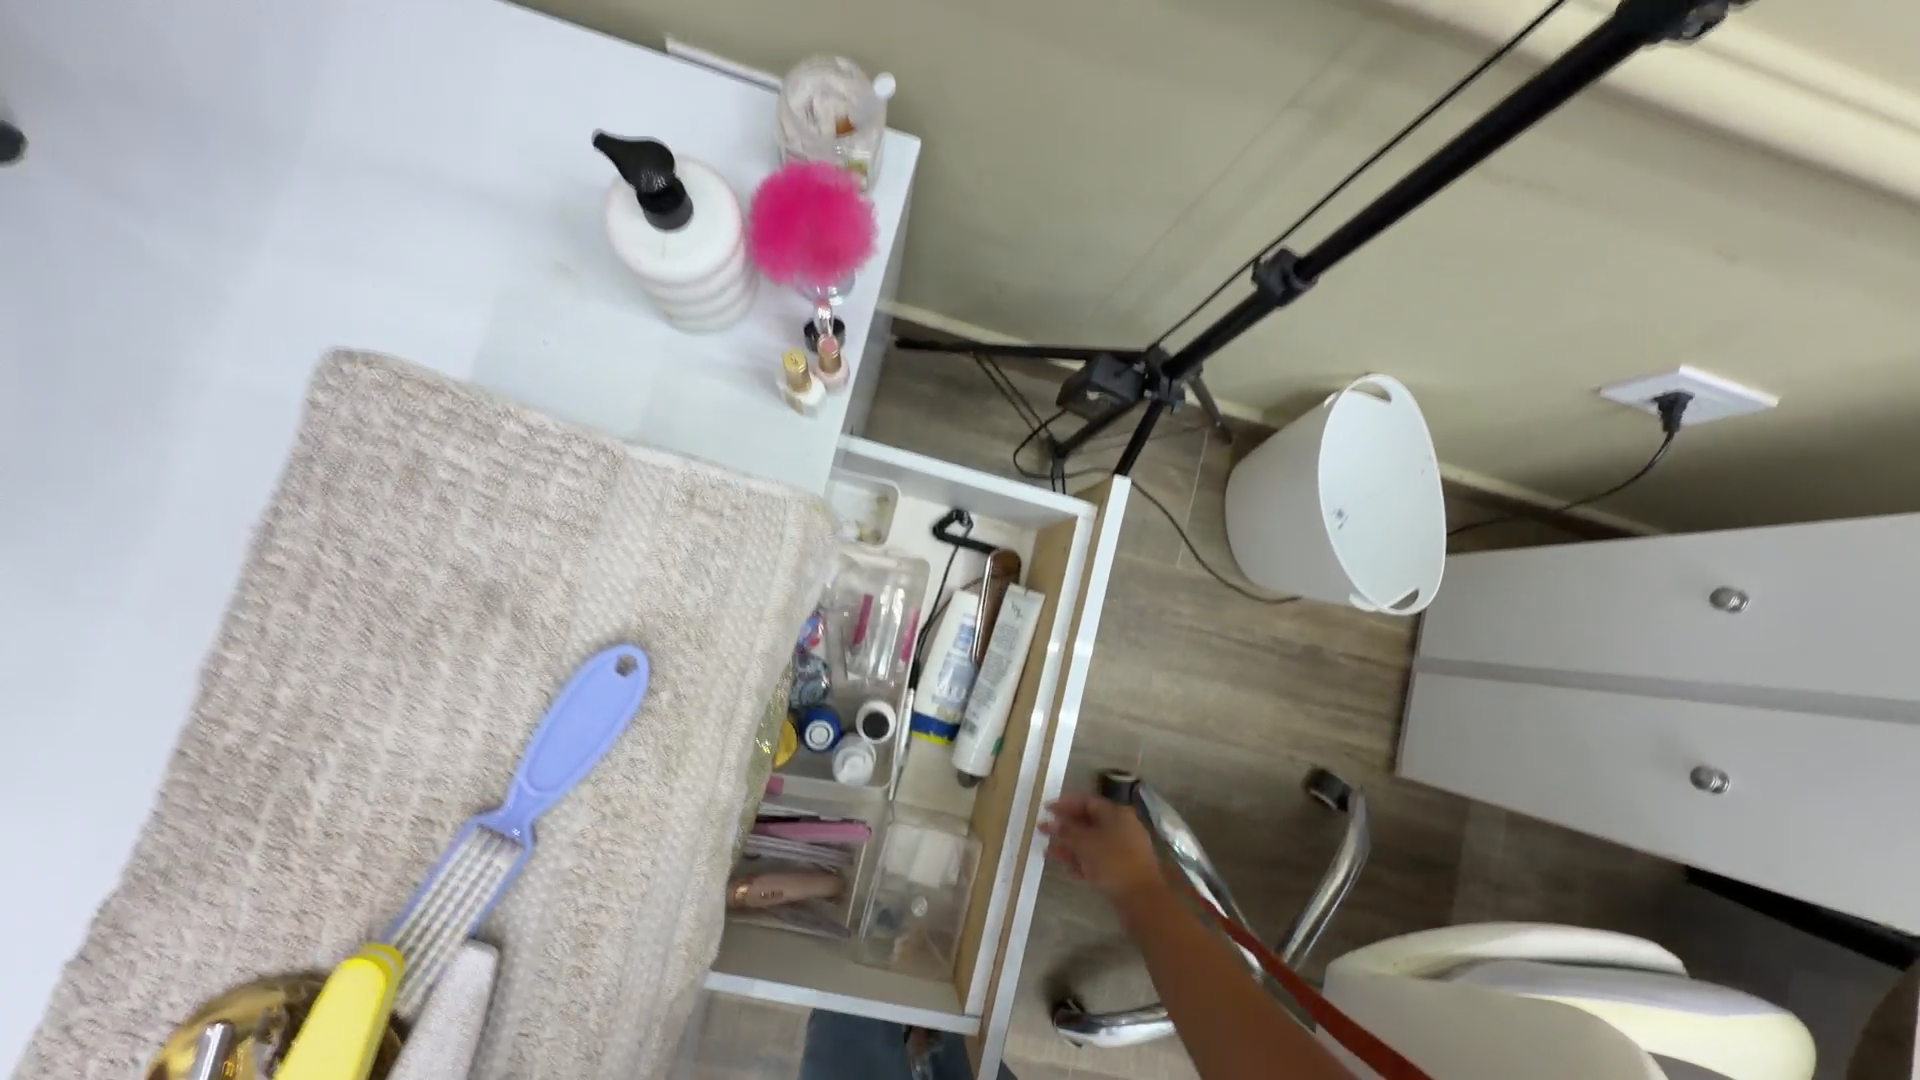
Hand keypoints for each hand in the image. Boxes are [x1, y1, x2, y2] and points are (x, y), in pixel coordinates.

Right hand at [1040, 793, 1164, 899]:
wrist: (1141, 898)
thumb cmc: (1113, 861)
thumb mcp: (1085, 843)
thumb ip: (1066, 831)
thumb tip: (1052, 823)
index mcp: (1116, 814)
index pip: (1087, 802)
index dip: (1065, 804)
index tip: (1046, 809)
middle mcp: (1121, 828)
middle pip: (1088, 822)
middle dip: (1065, 827)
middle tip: (1043, 830)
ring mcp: (1123, 850)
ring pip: (1091, 843)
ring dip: (1070, 845)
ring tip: (1047, 850)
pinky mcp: (1121, 870)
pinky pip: (1097, 859)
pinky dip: (1081, 860)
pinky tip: (1064, 866)